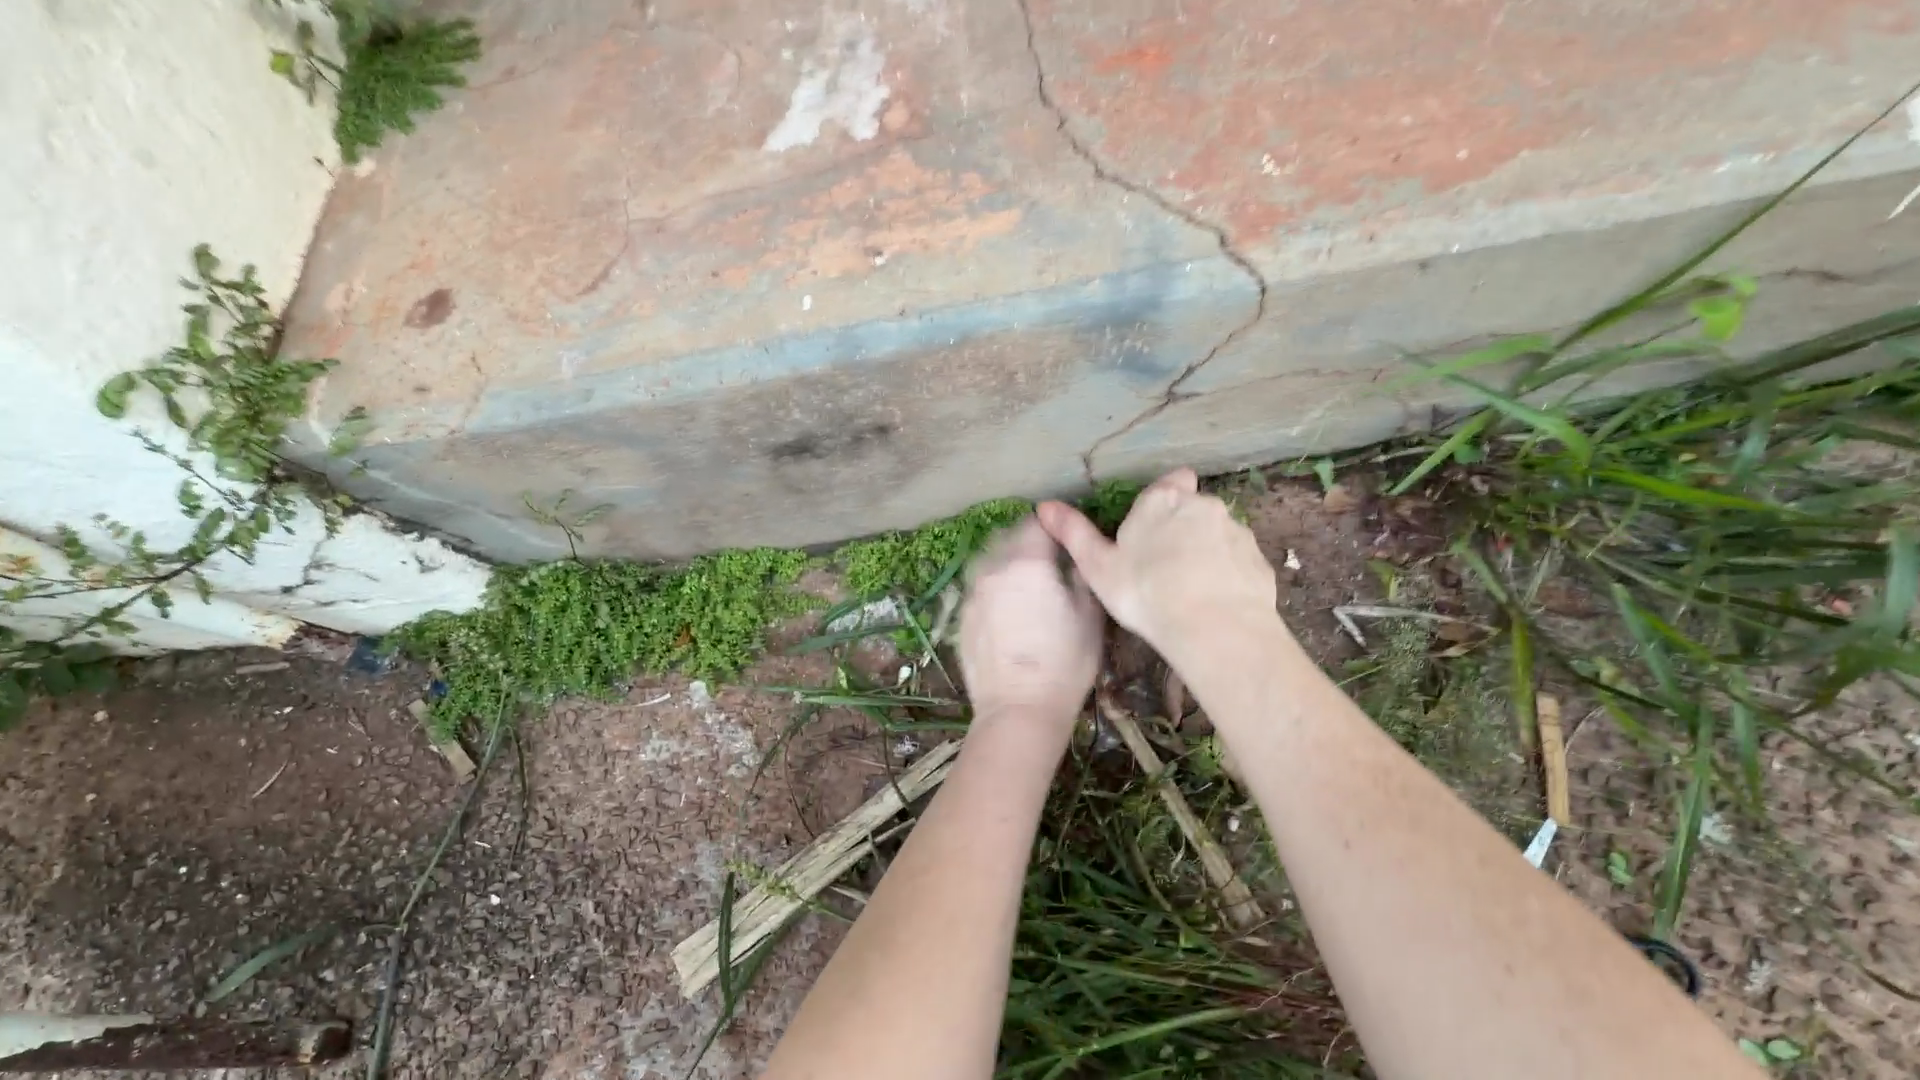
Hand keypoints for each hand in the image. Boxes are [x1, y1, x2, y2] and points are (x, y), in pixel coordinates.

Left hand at [957, 518, 1103, 726]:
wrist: (1018, 709)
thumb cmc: (1065, 665)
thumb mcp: (1090, 618)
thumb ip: (1081, 578)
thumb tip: (1074, 560)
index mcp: (1029, 563)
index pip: (1038, 524)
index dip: (1054, 527)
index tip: (1065, 539)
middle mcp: (994, 569)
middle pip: (1008, 537)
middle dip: (1028, 541)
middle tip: (1047, 560)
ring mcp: (972, 593)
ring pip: (987, 560)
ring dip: (1005, 560)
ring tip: (1023, 582)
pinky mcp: (960, 616)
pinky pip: (977, 588)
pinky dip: (992, 587)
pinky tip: (1005, 609)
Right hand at [1036, 469, 1277, 658]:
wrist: (1215, 628)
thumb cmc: (1146, 592)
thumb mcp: (1098, 566)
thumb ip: (1074, 533)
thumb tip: (1044, 506)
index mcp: (1163, 500)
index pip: (1170, 481)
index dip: (1163, 501)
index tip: (1151, 529)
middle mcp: (1203, 505)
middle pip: (1193, 507)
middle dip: (1182, 528)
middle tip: (1162, 566)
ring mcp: (1236, 531)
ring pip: (1217, 533)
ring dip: (1206, 551)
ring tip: (1189, 589)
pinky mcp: (1258, 560)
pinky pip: (1238, 561)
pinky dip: (1227, 574)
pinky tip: (1213, 602)